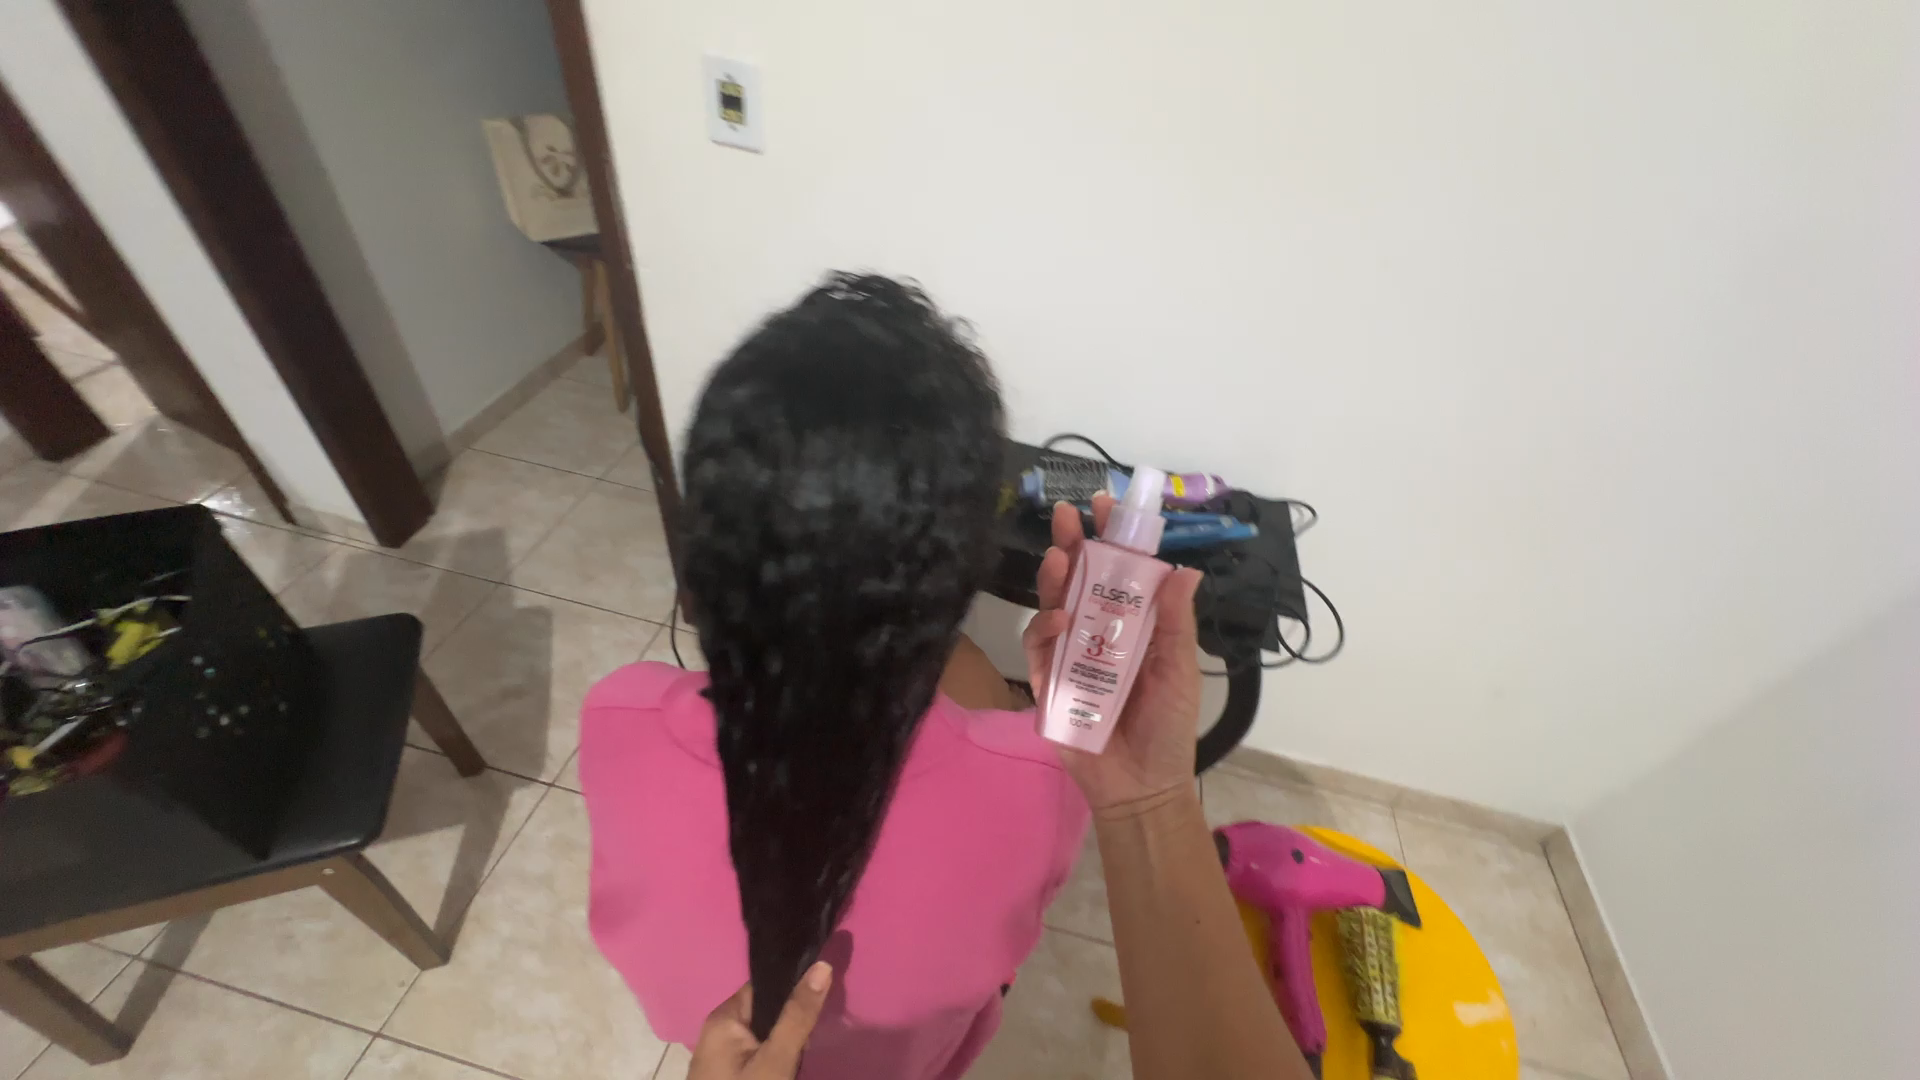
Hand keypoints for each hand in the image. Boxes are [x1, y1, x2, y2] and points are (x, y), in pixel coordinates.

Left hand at [689, 962, 832, 1079]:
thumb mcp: (775, 1061)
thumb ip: (798, 1015)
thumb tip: (823, 964)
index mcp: (723, 1019)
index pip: (766, 986)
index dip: (795, 986)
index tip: (826, 990)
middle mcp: (718, 1033)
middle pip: (767, 1011)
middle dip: (793, 1019)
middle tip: (820, 1027)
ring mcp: (722, 1061)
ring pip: (765, 1037)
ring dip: (787, 1042)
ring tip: (809, 1048)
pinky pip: (758, 1058)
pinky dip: (776, 1060)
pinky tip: (791, 1068)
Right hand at [1024, 495, 1205, 815]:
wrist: (1142, 785)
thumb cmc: (1167, 726)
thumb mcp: (1180, 669)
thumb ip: (1176, 621)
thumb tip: (1187, 569)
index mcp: (1130, 623)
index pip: (1118, 572)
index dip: (1111, 538)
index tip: (1107, 505)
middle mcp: (1095, 631)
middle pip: (1077, 579)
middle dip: (1070, 543)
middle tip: (1066, 515)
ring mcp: (1068, 654)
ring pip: (1052, 604)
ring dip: (1053, 578)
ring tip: (1058, 555)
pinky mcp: (1046, 680)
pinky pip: (1038, 646)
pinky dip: (1044, 628)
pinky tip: (1059, 620)